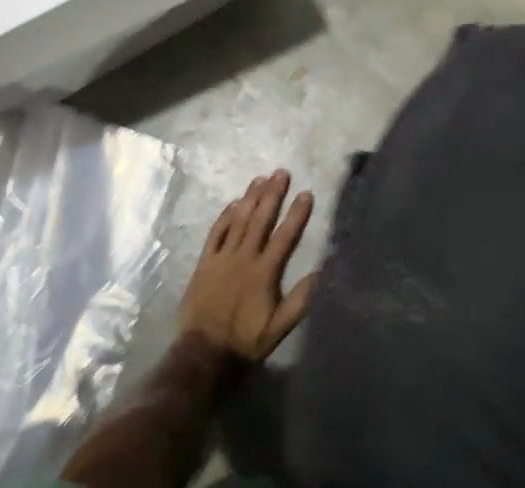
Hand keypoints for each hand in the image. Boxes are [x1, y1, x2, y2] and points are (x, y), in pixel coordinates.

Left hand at [179, 169, 317, 362]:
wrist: (204, 352)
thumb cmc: (245, 341)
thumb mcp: (279, 328)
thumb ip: (300, 301)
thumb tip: (320, 272)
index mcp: (264, 273)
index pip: (285, 237)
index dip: (296, 214)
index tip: (306, 194)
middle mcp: (244, 258)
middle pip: (261, 220)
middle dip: (273, 194)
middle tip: (281, 172)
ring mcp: (222, 258)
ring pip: (238, 221)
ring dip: (250, 198)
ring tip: (260, 178)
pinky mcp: (205, 262)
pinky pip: (216, 233)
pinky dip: (225, 216)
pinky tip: (233, 203)